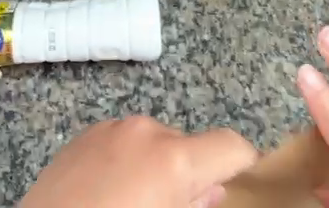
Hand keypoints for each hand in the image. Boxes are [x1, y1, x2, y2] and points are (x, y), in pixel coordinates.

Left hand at [19, 115, 256, 207]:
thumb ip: (196, 207)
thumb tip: (210, 192)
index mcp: (172, 158)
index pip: (231, 144)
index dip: (243, 166)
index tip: (242, 188)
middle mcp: (146, 130)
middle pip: (189, 146)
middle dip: (190, 176)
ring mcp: (112, 128)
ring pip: (154, 144)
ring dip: (157, 169)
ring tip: (135, 206)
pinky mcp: (85, 133)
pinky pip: (123, 143)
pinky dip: (128, 163)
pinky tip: (109, 197)